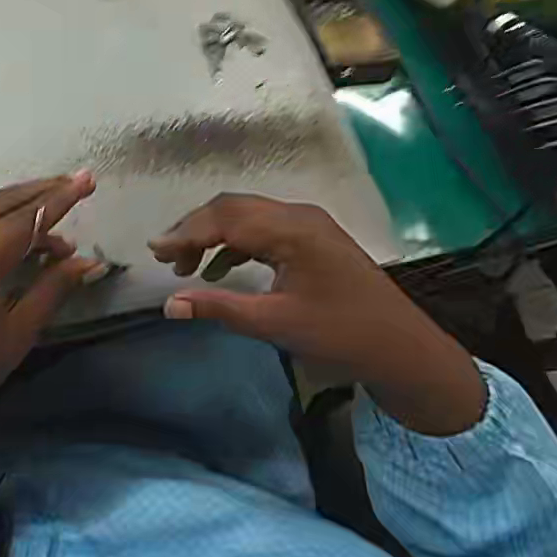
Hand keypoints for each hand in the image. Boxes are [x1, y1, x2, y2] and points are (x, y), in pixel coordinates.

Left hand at [0, 172, 100, 509]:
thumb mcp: (16, 334)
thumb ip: (53, 289)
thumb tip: (89, 262)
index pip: (23, 219)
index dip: (60, 199)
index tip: (87, 180)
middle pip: (0, 204)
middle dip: (41, 191)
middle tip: (75, 183)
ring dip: (18, 210)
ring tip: (55, 226)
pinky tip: (15, 240)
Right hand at [149, 194, 486, 434]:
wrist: (402, 348)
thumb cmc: (341, 335)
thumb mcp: (276, 324)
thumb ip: (220, 309)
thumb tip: (170, 305)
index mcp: (292, 229)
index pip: (226, 219)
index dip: (185, 233)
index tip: (154, 250)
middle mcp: (298, 215)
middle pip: (233, 208)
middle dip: (195, 229)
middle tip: (165, 257)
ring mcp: (308, 223)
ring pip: (247, 215)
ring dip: (213, 234)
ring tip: (186, 265)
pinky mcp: (312, 236)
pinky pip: (263, 228)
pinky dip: (236, 243)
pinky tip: (221, 269)